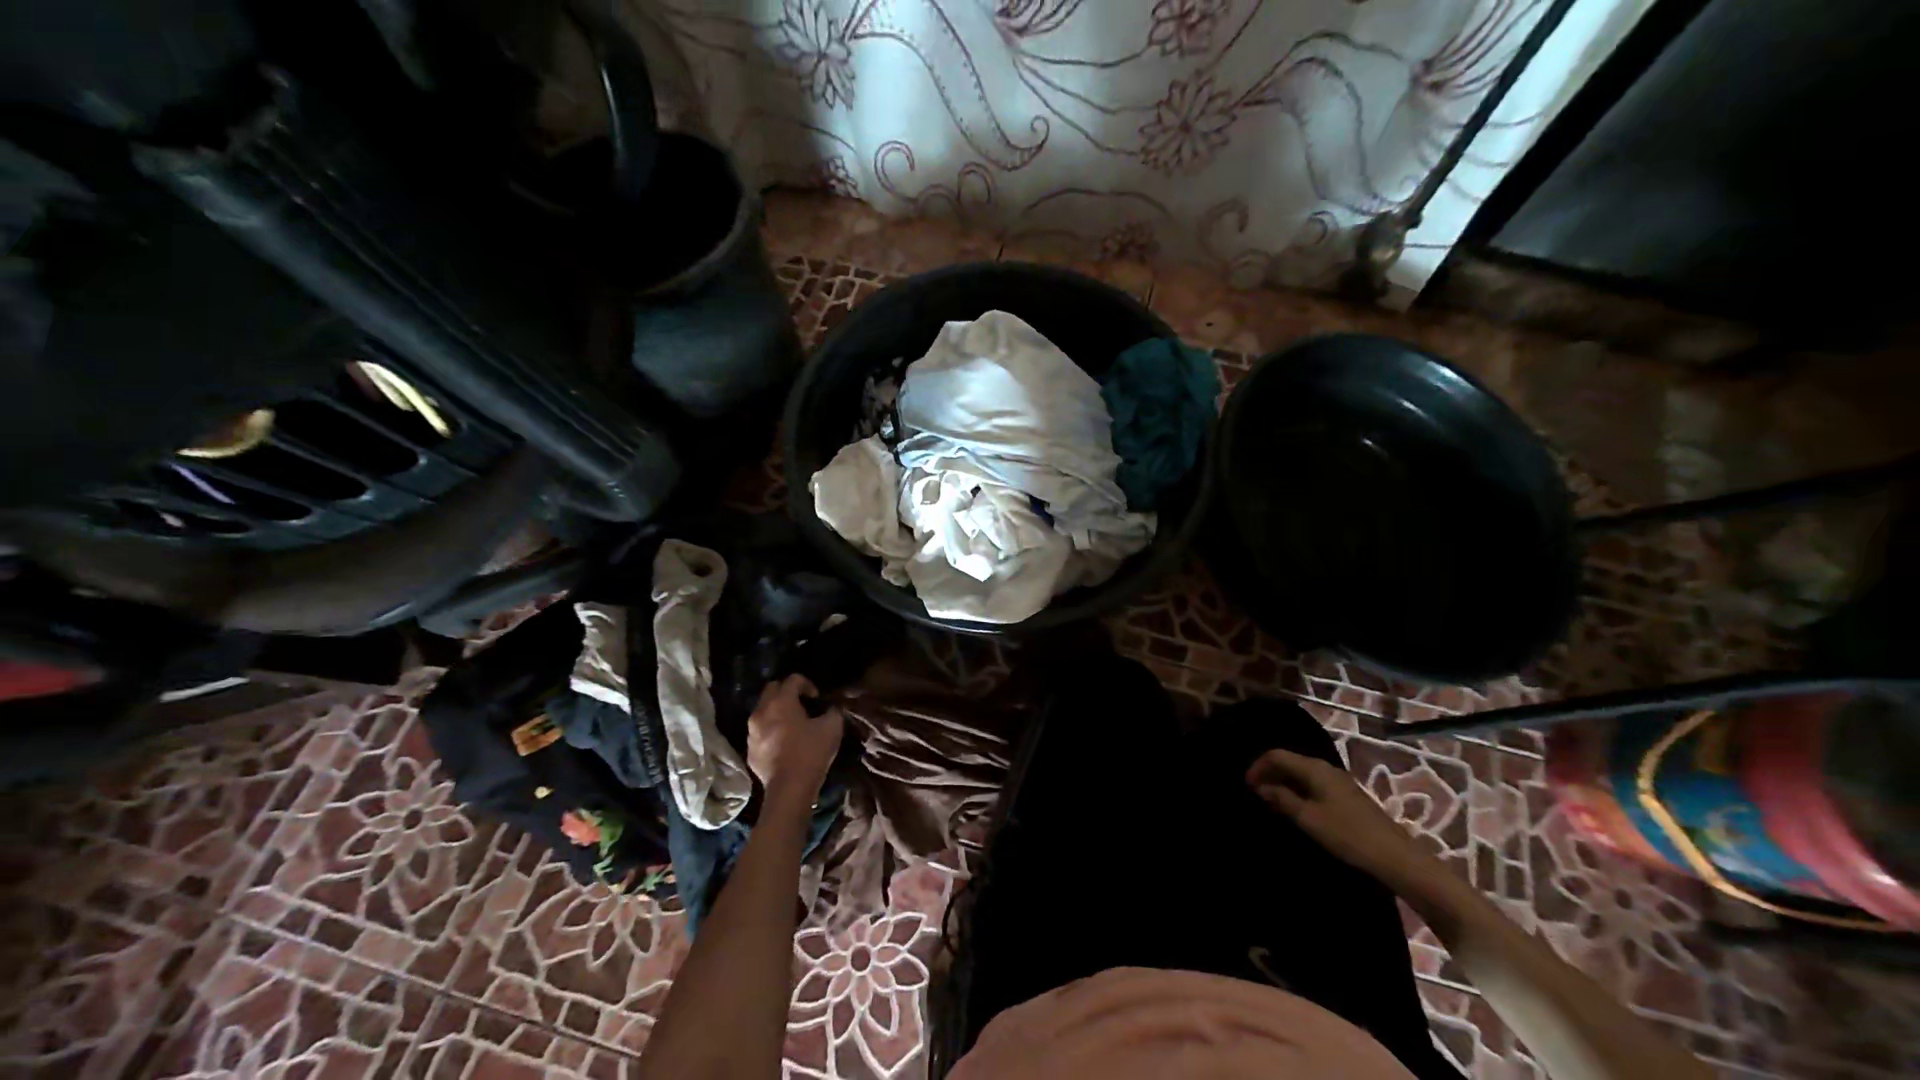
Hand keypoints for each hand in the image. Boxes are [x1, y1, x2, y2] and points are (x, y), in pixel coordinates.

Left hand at [746, 674, 843, 808]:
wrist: (788, 789)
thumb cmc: (811, 753)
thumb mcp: (832, 728)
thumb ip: (833, 711)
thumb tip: (830, 709)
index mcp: (781, 702)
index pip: (793, 679)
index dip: (808, 684)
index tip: (817, 698)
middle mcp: (762, 711)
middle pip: (772, 689)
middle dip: (787, 692)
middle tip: (802, 705)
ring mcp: (752, 731)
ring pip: (762, 710)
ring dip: (776, 711)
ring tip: (792, 724)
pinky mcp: (749, 749)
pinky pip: (759, 730)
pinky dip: (770, 729)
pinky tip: (783, 743)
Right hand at [1246, 748, 1445, 893]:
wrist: (1395, 856)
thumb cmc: (1347, 834)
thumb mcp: (1308, 818)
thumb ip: (1283, 799)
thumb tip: (1263, 787)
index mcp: (1315, 768)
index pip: (1277, 755)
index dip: (1258, 766)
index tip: (1246, 785)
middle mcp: (1326, 768)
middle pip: (1290, 761)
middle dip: (1270, 773)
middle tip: (1255, 792)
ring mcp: (1339, 781)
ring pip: (1302, 773)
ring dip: (1284, 782)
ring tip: (1271, 800)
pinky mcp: (1346, 795)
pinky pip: (1314, 784)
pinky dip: (1298, 790)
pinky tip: (1296, 806)